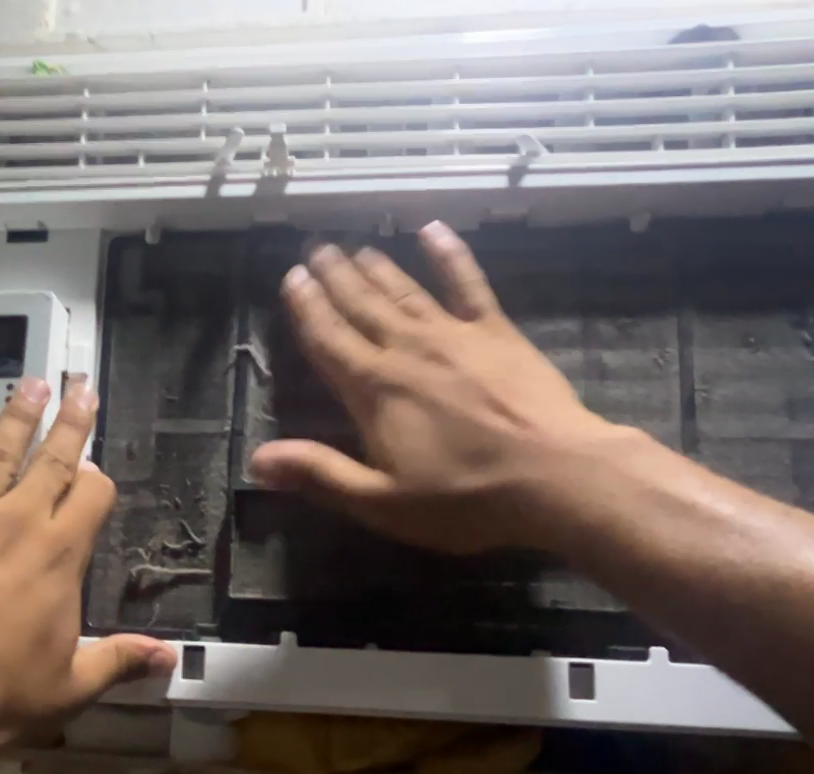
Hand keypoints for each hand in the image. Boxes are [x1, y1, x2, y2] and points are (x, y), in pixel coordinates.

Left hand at [0, 377, 175, 758]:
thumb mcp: (70, 687)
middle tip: (80, 387)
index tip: (99, 471)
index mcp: (59, 555)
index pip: (92, 498)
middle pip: (52, 459)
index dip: (98, 482)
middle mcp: (17, 520)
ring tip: (31, 383)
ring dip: (16, 417)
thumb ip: (120, 661)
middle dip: (70, 423)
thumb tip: (172, 660)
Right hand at [249, 222, 632, 555]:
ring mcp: (454, 335)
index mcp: (374, 391)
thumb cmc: (465, 499)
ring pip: (404, 291)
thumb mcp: (382, 502)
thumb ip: (320, 475)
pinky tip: (432, 232)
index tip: (292, 278)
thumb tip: (257, 459)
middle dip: (335, 278)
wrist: (556, 478)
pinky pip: (468, 284)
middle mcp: (407, 351)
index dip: (307, 309)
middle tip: (315, 249)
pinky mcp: (498, 332)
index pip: (328, 341)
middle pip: (361, 307)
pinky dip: (449, 256)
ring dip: (376, 268)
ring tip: (355, 247)